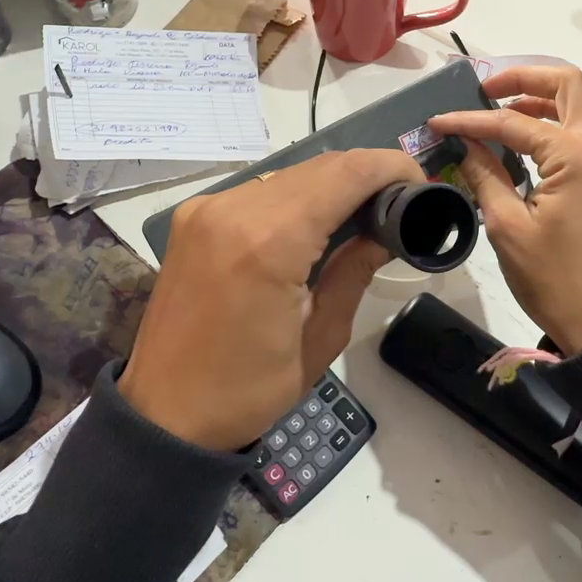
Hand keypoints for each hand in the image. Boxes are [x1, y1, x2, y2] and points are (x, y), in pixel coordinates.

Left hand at [119, 150, 424, 451]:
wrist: (162, 414)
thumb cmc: (247, 391)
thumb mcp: (321, 337)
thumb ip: (354, 271)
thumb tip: (384, 232)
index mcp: (269, 242)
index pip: (345, 174)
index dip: (390, 168)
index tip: (420, 185)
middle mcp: (234, 209)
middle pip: (320, 167)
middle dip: (366, 175)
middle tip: (399, 205)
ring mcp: (208, 209)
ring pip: (290, 174)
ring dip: (331, 185)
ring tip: (361, 215)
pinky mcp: (193, 217)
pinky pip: (260, 191)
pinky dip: (295, 197)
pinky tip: (313, 224)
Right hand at [427, 66, 581, 355]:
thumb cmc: (553, 277)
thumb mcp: (507, 225)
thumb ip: (485, 174)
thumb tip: (465, 142)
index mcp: (577, 154)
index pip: (515, 121)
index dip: (471, 119)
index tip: (438, 121)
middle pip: (567, 83)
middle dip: (523, 77)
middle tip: (484, 90)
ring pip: (579, 104)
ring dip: (541, 97)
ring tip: (499, 110)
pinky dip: (555, 122)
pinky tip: (524, 139)